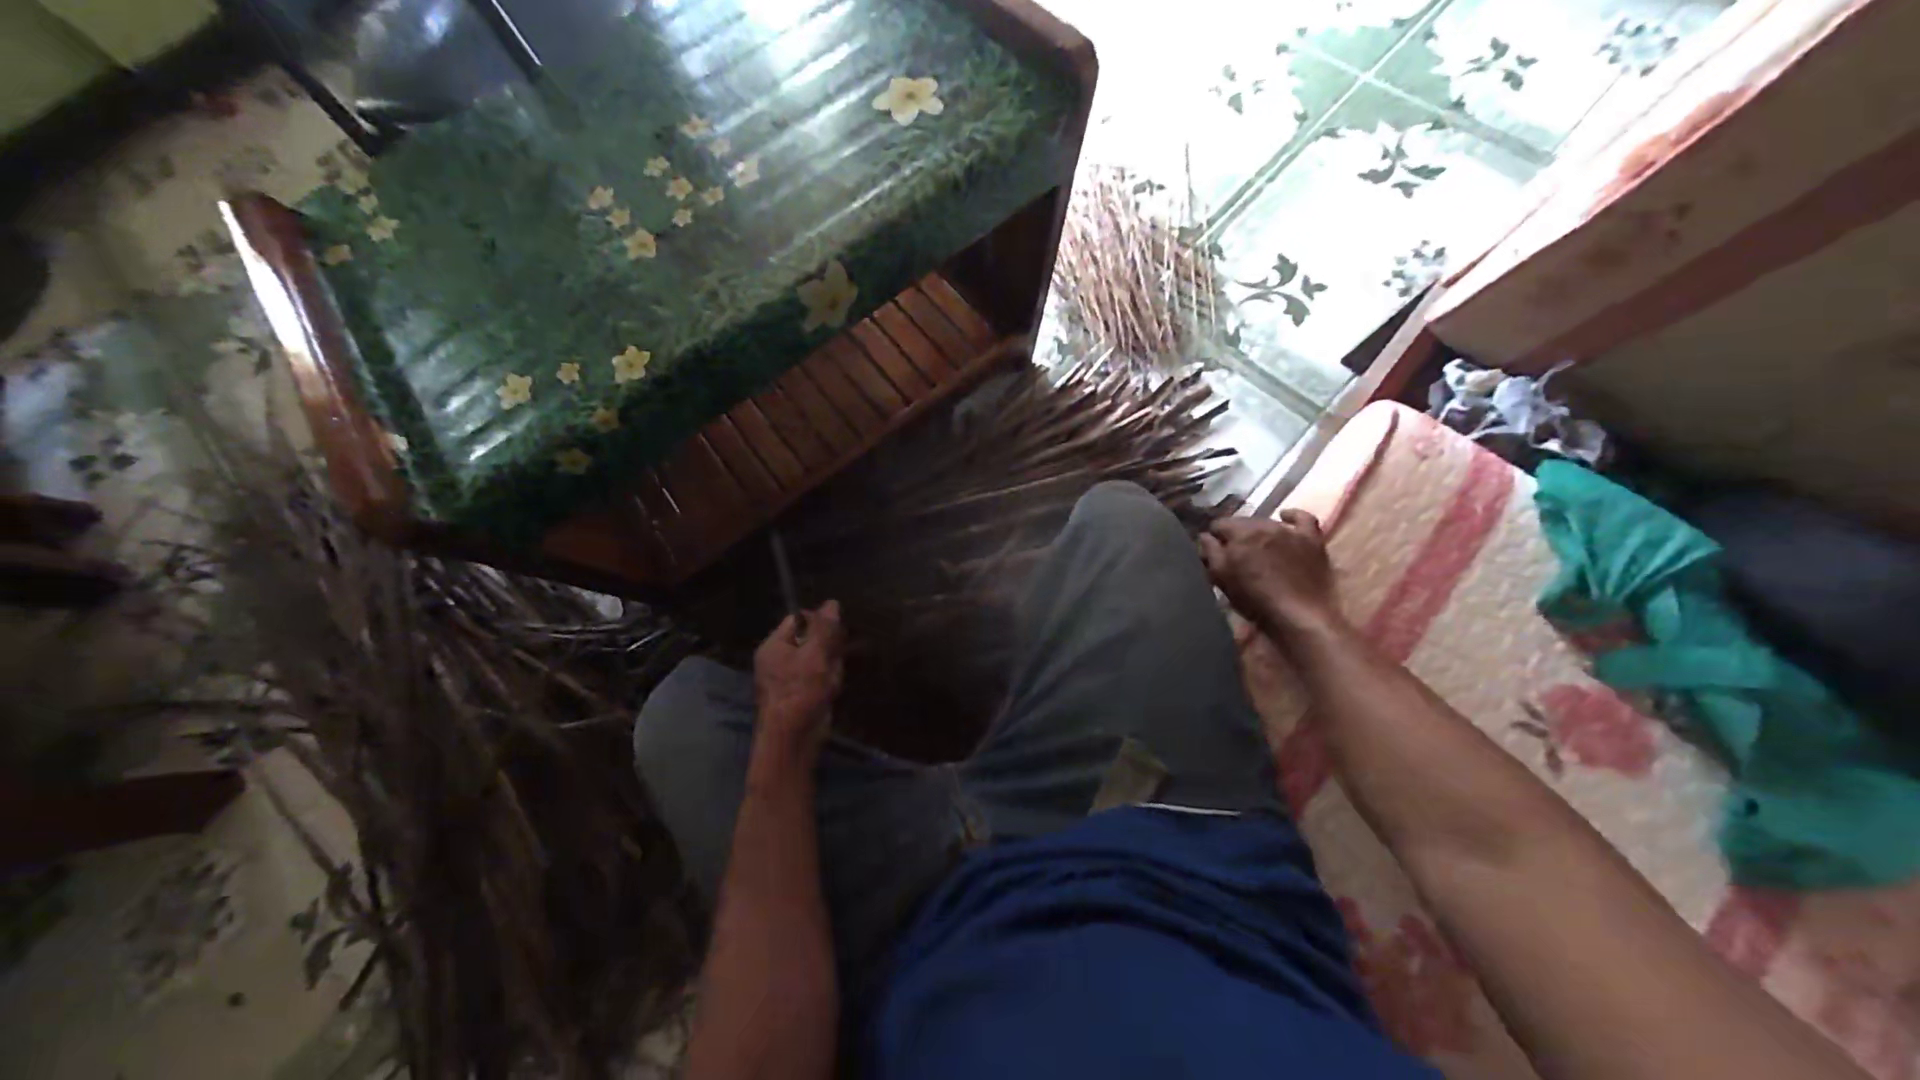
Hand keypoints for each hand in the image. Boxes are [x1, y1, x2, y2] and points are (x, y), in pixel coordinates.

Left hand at [752, 600, 844, 760]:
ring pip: (819, 658)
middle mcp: (779, 659)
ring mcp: (789, 677)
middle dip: (829, 647)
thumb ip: (825, 629)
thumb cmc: (800, 693)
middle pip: (810, 638)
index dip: (819, 621)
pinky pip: (820, 676)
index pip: (799, 619)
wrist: (792, 740)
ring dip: (832, 665)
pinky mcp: (801, 693)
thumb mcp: (815, 656)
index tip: (836, 632)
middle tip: (834, 660)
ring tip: (831, 679)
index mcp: (774, 645)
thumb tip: (832, 603)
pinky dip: (830, 680)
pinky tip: (833, 689)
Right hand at [1198, 510, 1338, 634]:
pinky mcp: (1312, 540)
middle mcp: (1264, 525)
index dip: (1214, 538)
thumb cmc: (1256, 601)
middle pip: (1243, 522)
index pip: (1219, 524)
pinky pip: (1303, 518)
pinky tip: (1286, 517)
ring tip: (1258, 548)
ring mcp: (1290, 531)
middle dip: (1236, 535)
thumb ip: (1210, 553)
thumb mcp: (1222, 579)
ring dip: (1259, 531)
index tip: (1214, 552)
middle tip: (1236, 554)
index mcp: (1239, 534)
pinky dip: (1292, 516)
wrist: (1300, 617)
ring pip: (1268, 521)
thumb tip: (1204, 536)